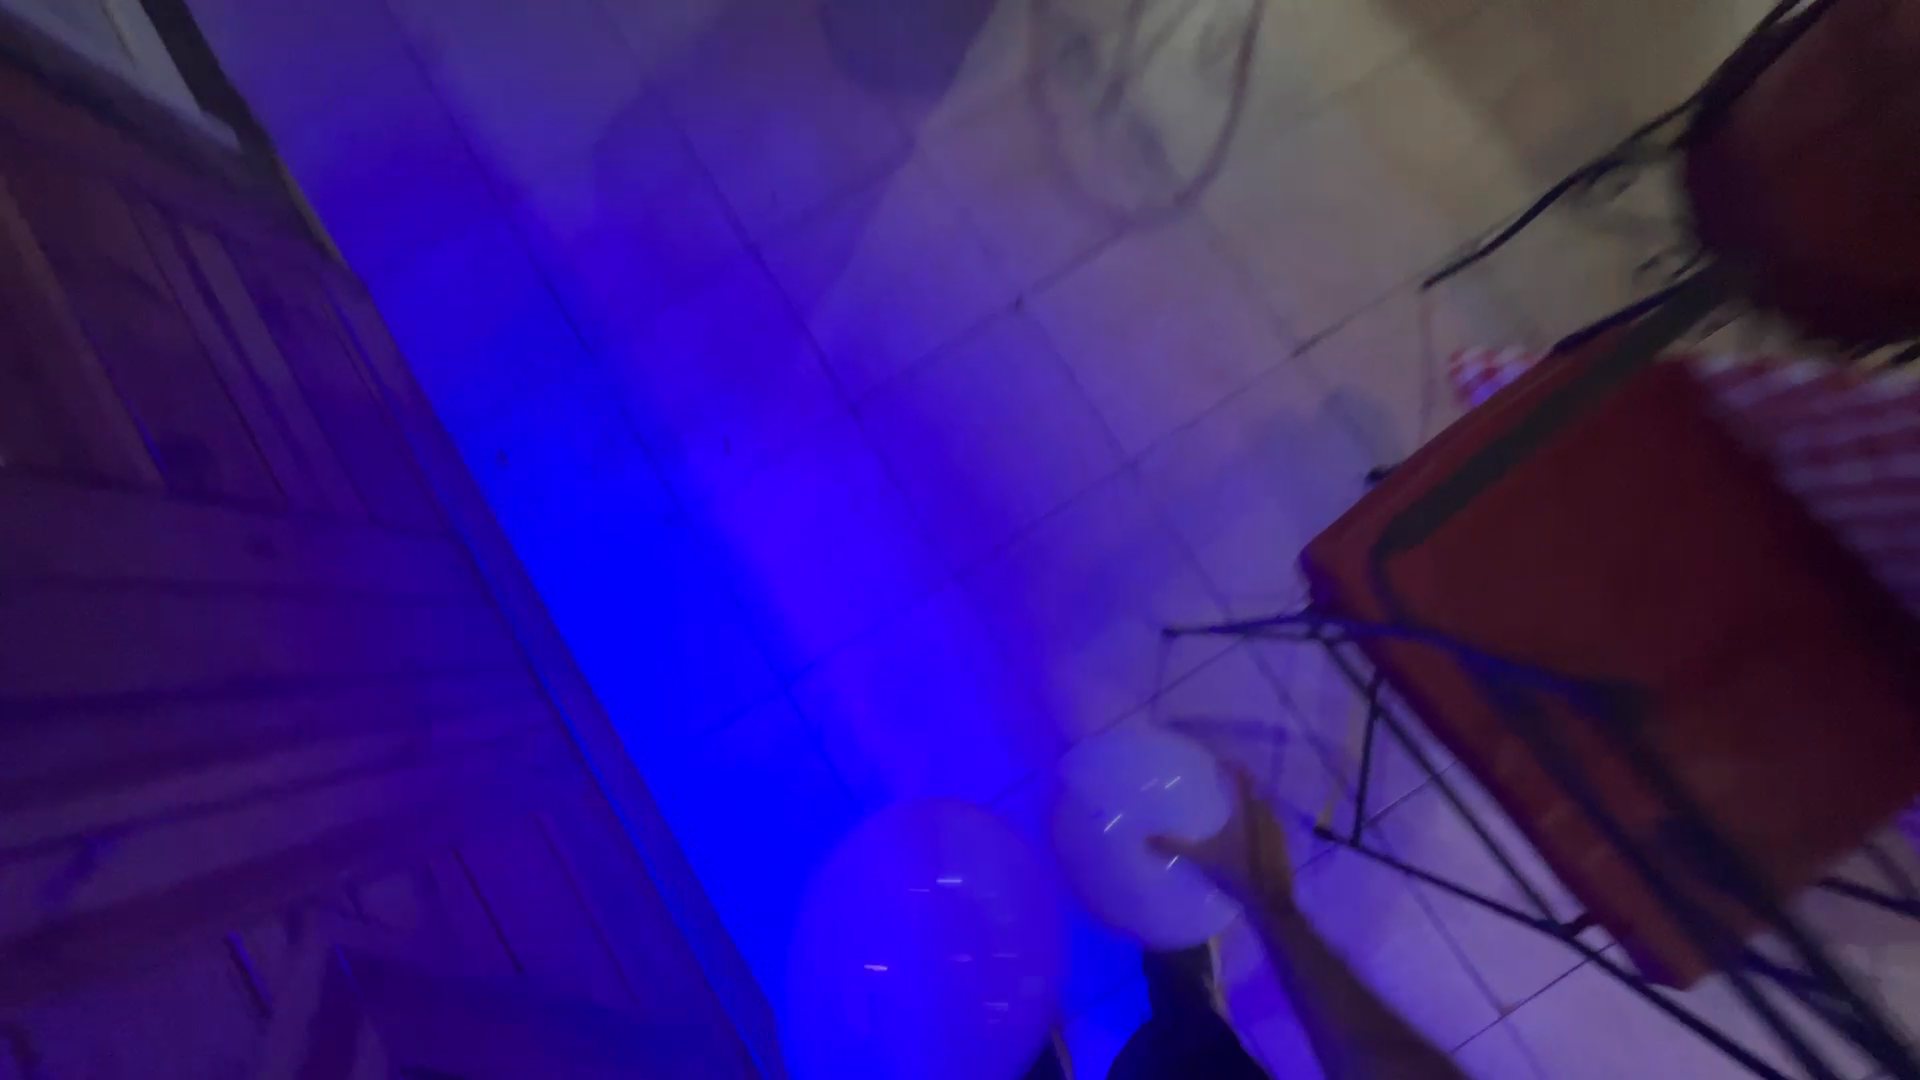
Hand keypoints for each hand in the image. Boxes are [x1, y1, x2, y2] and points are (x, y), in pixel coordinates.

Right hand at [1150, 764, 1295, 911]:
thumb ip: (1174, 846)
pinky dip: (1257, 816)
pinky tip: (1246, 827)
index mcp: (1247, 810)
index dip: (1231, 767)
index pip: (1241, 778)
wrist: (1270, 902)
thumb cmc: (1237, 872)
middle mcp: (1264, 813)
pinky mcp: (1281, 844)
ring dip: (1250, 799)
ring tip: (1232, 801)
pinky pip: (1268, 820)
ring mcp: (1276, 829)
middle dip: (1240, 781)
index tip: (1218, 761)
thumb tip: (1145, 838)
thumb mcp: (1201, 858)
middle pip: (1253, 789)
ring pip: (1263, 805)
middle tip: (1223, 779)